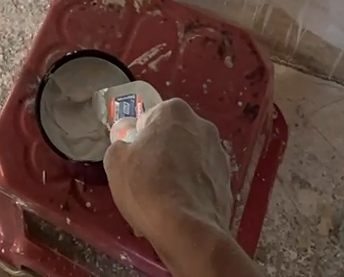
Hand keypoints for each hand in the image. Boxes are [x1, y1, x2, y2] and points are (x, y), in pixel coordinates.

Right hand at [105, 98, 233, 246]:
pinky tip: (179, 212)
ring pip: (189, 161)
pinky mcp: (228, 183)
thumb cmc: (147, 186)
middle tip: (146, 181)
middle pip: (173, 138)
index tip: (134, 161)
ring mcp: (219, 155)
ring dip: (178, 174)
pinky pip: (202, 183)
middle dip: (161, 155)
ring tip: (163, 203)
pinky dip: (192, 192)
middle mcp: (201, 126)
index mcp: (174, 111)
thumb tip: (127, 147)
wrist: (186, 231)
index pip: (150, 120)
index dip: (139, 141)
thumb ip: (120, 145)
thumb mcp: (115, 161)